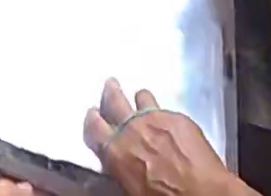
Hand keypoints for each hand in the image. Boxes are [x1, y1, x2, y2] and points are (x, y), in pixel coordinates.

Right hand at [82, 78, 240, 195]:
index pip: (93, 124)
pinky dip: (168, 117)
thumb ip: (121, 164)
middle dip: (111, 90)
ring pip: (142, 96)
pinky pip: (168, 111)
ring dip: (143, 102)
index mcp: (115, 150)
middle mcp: (129, 128)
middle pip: (113, 98)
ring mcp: (153, 118)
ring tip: (147, 105)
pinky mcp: (177, 118)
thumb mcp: (132, 189)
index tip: (94, 113)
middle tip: (111, 84)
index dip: (92, 118)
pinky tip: (177, 128)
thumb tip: (119, 159)